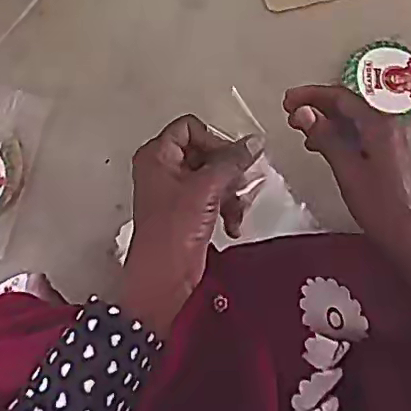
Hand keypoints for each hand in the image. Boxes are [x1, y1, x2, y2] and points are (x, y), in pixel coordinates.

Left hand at [123, 116, 262, 335]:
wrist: (163, 283)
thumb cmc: (172, 234)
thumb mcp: (206, 189)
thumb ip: (232, 161)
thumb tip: (254, 142)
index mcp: (157, 155)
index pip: (190, 127)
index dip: (213, 139)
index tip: (230, 158)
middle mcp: (163, 169)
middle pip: (204, 151)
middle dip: (227, 170)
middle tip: (239, 184)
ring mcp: (174, 192)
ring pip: (212, 175)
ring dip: (230, 191)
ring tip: (237, 209)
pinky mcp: (186, 212)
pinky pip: (213, 196)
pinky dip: (226, 206)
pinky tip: (233, 223)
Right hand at [281, 86, 410, 245]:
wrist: (408, 234)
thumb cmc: (380, 205)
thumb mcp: (347, 169)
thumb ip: (325, 136)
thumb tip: (303, 112)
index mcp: (379, 124)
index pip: (342, 97)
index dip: (312, 95)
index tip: (290, 100)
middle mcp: (387, 124)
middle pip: (347, 103)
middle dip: (316, 104)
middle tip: (291, 110)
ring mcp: (388, 137)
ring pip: (350, 117)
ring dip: (324, 118)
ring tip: (300, 126)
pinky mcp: (386, 150)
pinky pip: (357, 130)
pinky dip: (335, 132)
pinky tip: (319, 142)